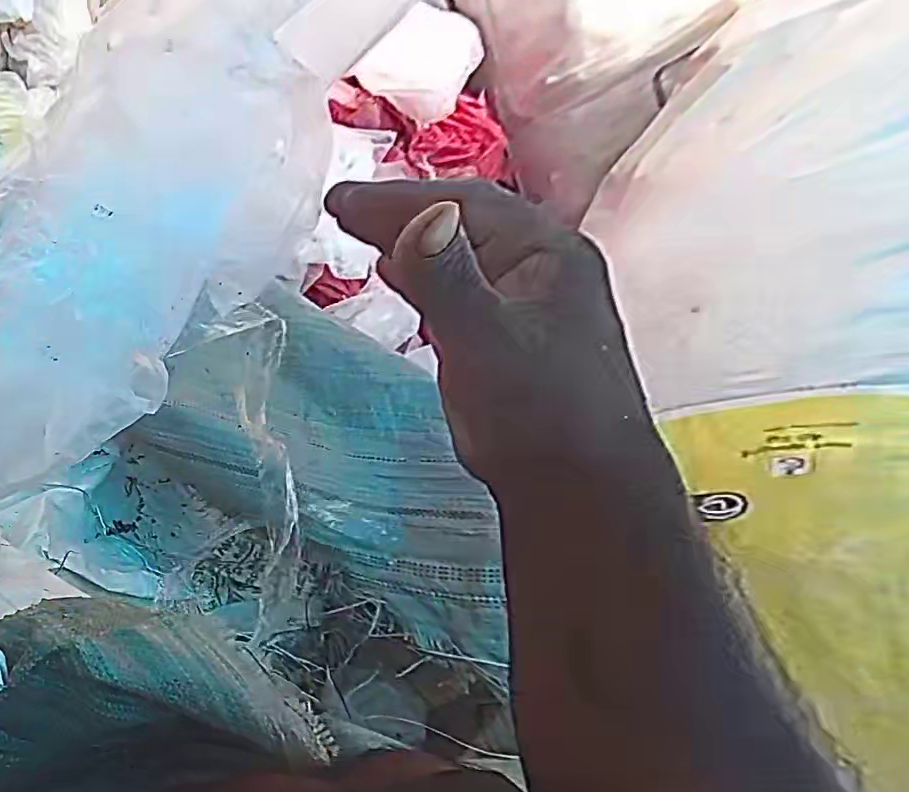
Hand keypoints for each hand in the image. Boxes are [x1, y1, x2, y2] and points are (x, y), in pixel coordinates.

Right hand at [325, 180, 671, 497]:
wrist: (571, 473)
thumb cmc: (532, 407)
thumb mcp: (483, 340)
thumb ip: (448, 281)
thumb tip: (422, 218)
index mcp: (542, 254)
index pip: (463, 207)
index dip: (397, 201)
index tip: (338, 200)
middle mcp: (537, 266)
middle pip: (462, 222)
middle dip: (398, 212)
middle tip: (339, 208)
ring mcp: (522, 300)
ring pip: (458, 252)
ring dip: (408, 237)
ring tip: (359, 231)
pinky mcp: (503, 331)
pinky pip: (456, 283)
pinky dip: (420, 271)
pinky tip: (398, 274)